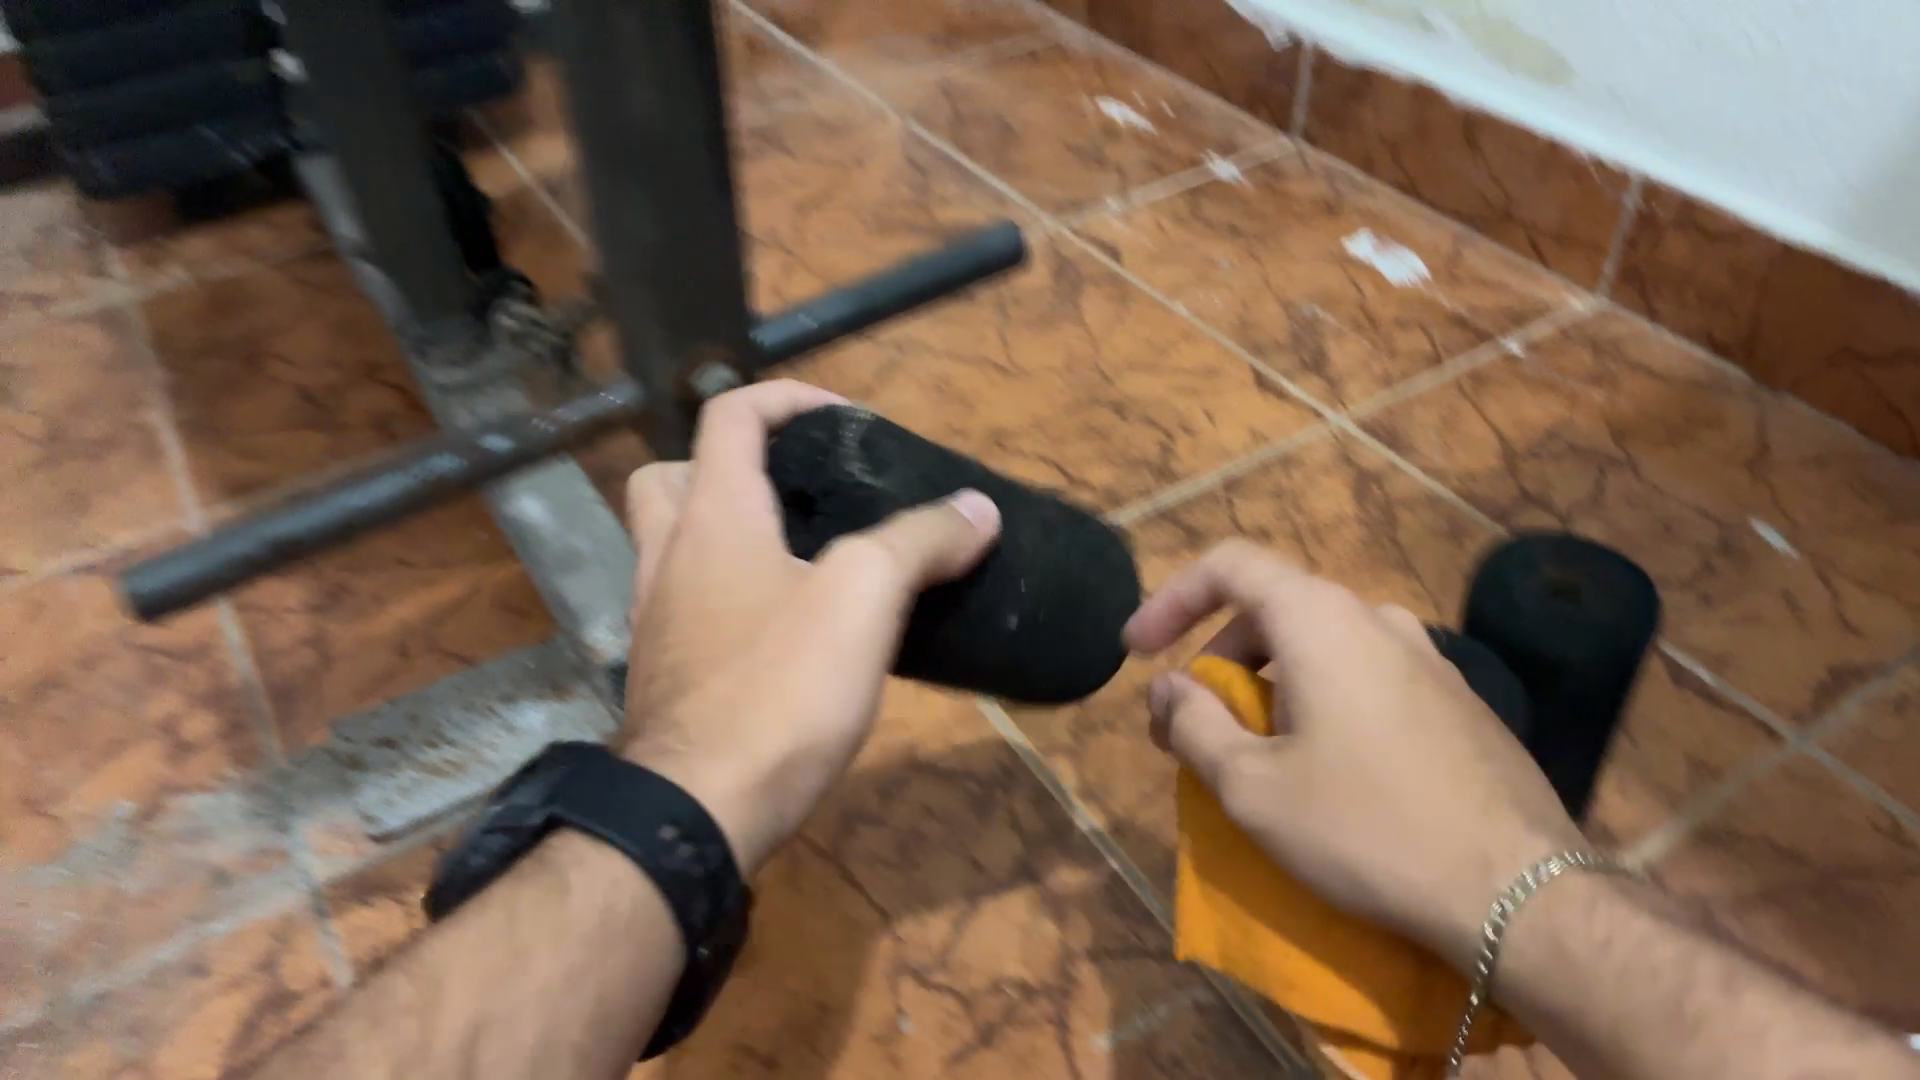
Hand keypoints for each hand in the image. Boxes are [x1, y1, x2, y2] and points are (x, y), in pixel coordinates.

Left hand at [620, 381, 1001, 874]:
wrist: (698, 810)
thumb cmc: (779, 686)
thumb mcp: (864, 598)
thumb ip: (919, 541)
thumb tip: (977, 509)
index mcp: (712, 516)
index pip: (731, 415)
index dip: (790, 397)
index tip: (848, 417)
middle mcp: (669, 556)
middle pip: (675, 474)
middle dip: (733, 463)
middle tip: (797, 489)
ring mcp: (659, 618)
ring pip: (676, 542)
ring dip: (728, 528)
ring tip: (802, 554)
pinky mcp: (669, 671)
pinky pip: (693, 603)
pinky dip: (732, 591)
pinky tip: (786, 627)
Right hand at [1125, 541, 1582, 971]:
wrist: (1526, 899)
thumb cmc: (1366, 828)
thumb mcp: (1251, 786)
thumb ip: (1193, 723)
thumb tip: (1169, 689)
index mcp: (1320, 620)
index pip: (1228, 566)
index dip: (1170, 600)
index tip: (1139, 651)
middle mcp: (1375, 619)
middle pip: (1268, 610)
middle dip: (1215, 660)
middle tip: (1187, 724)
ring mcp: (1426, 658)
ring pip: (1316, 646)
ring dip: (1264, 684)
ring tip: (1249, 749)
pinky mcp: (1456, 700)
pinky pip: (1361, 676)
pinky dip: (1315, 700)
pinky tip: (1320, 767)